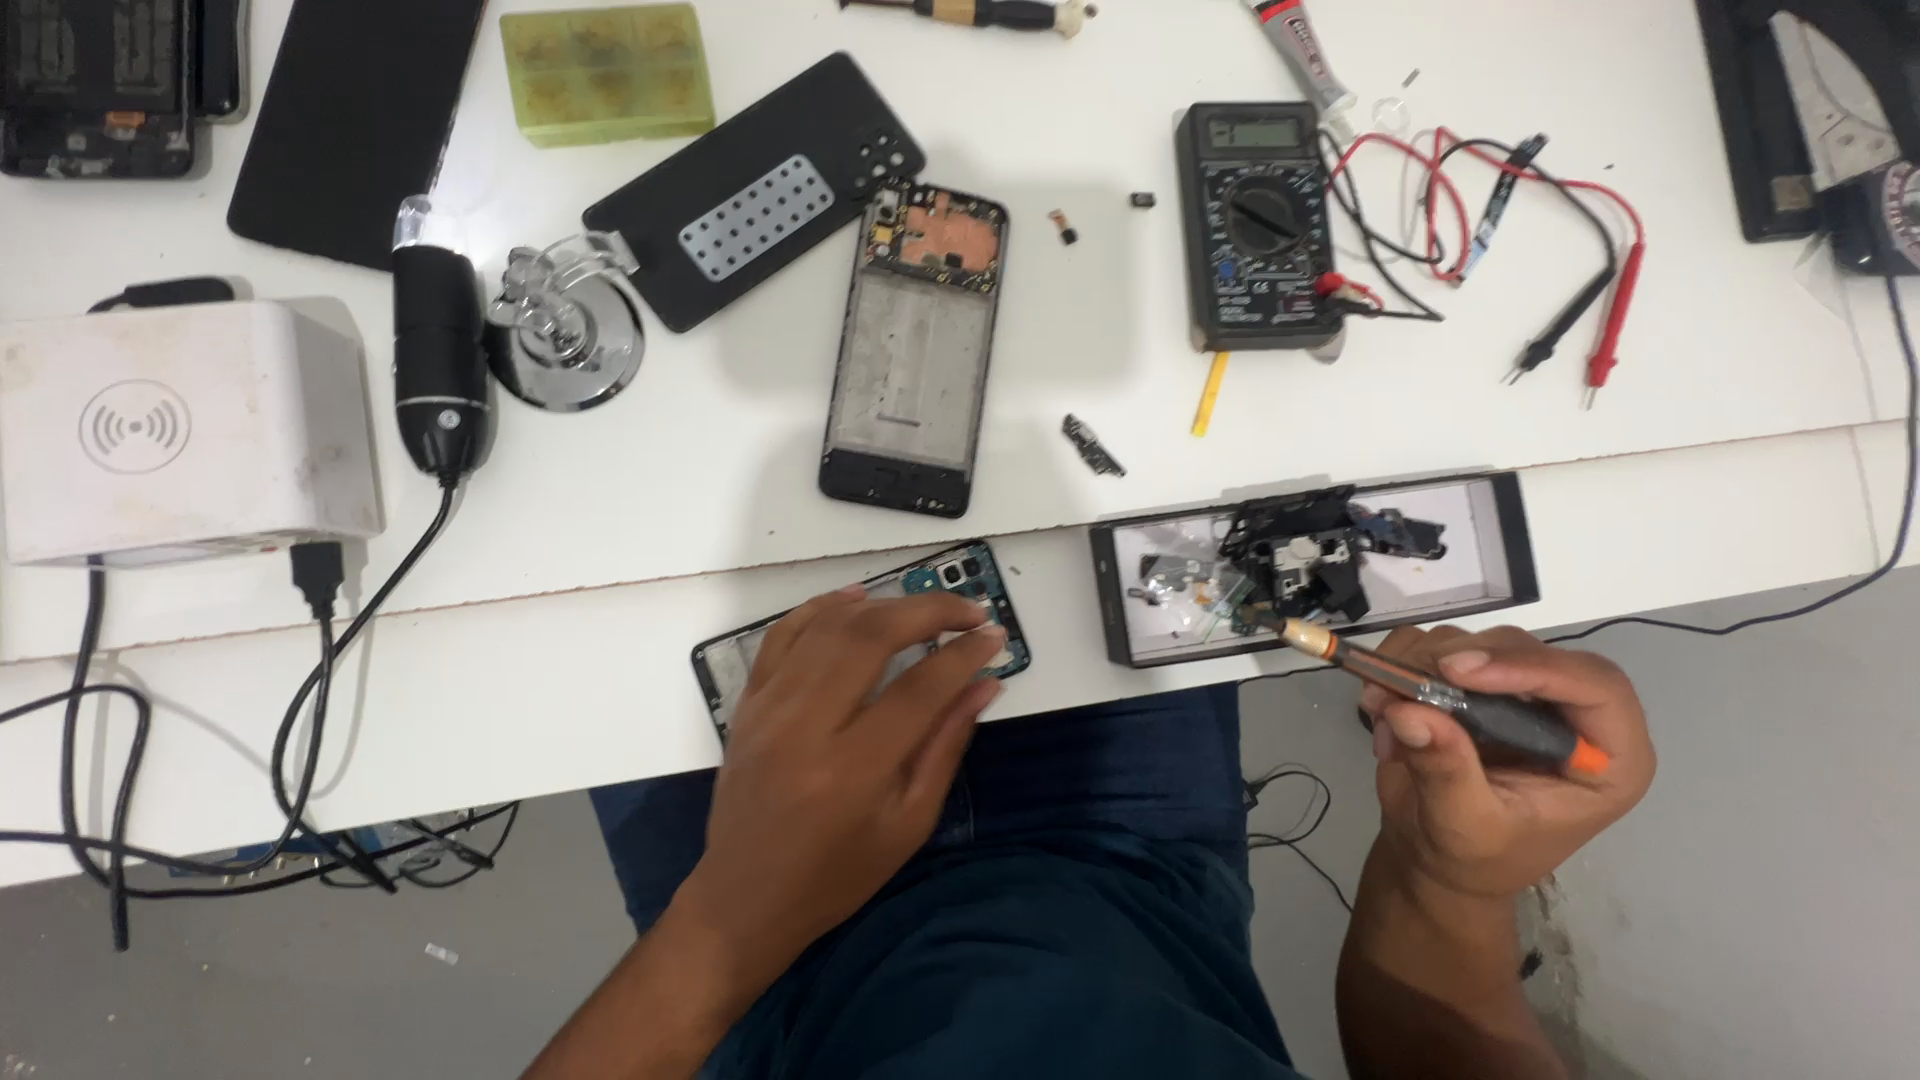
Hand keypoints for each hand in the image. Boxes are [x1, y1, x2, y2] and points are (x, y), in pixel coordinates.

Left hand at [675, 585, 1005, 984]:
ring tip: (926, 607)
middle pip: (870, 637)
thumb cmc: (836, 875)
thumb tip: (985, 683)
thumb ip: (945, 745)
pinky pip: (783, 634)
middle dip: (928, 611)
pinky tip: (857, 598)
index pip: (919, 689)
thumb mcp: (908, 824)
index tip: (993, 638)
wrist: (744, 899)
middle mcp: (804, 728)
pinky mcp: (747, 703)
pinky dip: (822, 607)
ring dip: (884, 603)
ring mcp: (768, 709)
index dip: (964, 655)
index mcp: (851, 772)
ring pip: (828, 626)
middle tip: (968, 611)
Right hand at [1359, 625, 1654, 902]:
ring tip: (1380, 708)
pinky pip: (1431, 647)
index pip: (1595, 687)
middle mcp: (1563, 714)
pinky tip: (1382, 710)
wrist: (1434, 859)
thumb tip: (1408, 712)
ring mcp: (1511, 694)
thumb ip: (1445, 771)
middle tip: (1402, 685)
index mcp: (1602, 756)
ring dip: (1416, 664)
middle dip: (1457, 661)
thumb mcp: (1464, 826)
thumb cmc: (1472, 857)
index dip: (1532, 668)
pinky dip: (1397, 666)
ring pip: (1472, 641)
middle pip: (1524, 651)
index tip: (1457, 673)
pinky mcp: (1466, 685)